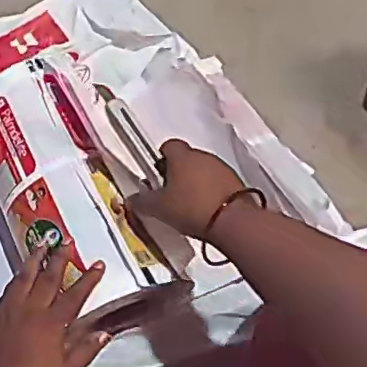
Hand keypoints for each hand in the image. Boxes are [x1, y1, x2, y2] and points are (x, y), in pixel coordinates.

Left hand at [0, 245, 108, 366]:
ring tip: (42, 244)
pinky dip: (19, 275)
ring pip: (25, 276)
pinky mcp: (0, 313)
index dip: (88, 278)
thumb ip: (86, 349)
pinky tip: (22, 270)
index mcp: (53, 323)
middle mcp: (33, 309)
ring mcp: (14, 309)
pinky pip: (11, 287)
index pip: (75, 295)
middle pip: (48, 277)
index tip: (98, 264)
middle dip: (59, 257)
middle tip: (66, 241)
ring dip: (35, 258)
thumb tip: (105, 332)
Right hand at [134, 139, 248, 240]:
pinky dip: (210, 190)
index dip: (161, 157)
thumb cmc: (190, 208)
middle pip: (186, 157)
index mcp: (181, 157)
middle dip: (178, 171)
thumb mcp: (159, 208)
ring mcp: (222, 168)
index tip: (157, 173)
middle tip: (169, 192)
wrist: (233, 221)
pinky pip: (218, 181)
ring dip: (195, 180)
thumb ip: (142, 202)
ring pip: (203, 169)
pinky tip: (205, 208)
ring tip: (188, 203)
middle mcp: (202, 156)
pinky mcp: (236, 182)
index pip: (169, 145)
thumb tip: (130, 199)